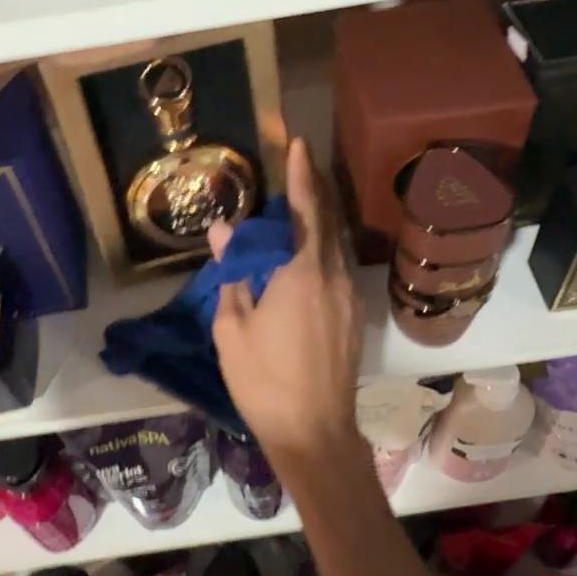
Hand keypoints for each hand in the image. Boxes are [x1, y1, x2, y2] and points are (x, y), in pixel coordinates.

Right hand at [213, 138, 364, 462]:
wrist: (315, 434)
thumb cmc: (264, 381)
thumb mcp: (232, 326)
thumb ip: (232, 272)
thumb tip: (224, 230)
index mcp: (302, 272)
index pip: (304, 208)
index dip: (301, 173)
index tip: (298, 141)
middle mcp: (333, 275)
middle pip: (326, 219)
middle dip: (312, 189)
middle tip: (297, 165)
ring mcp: (348, 296)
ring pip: (333, 243)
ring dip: (315, 220)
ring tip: (291, 209)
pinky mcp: (352, 315)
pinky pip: (335, 266)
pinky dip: (318, 248)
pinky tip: (299, 257)